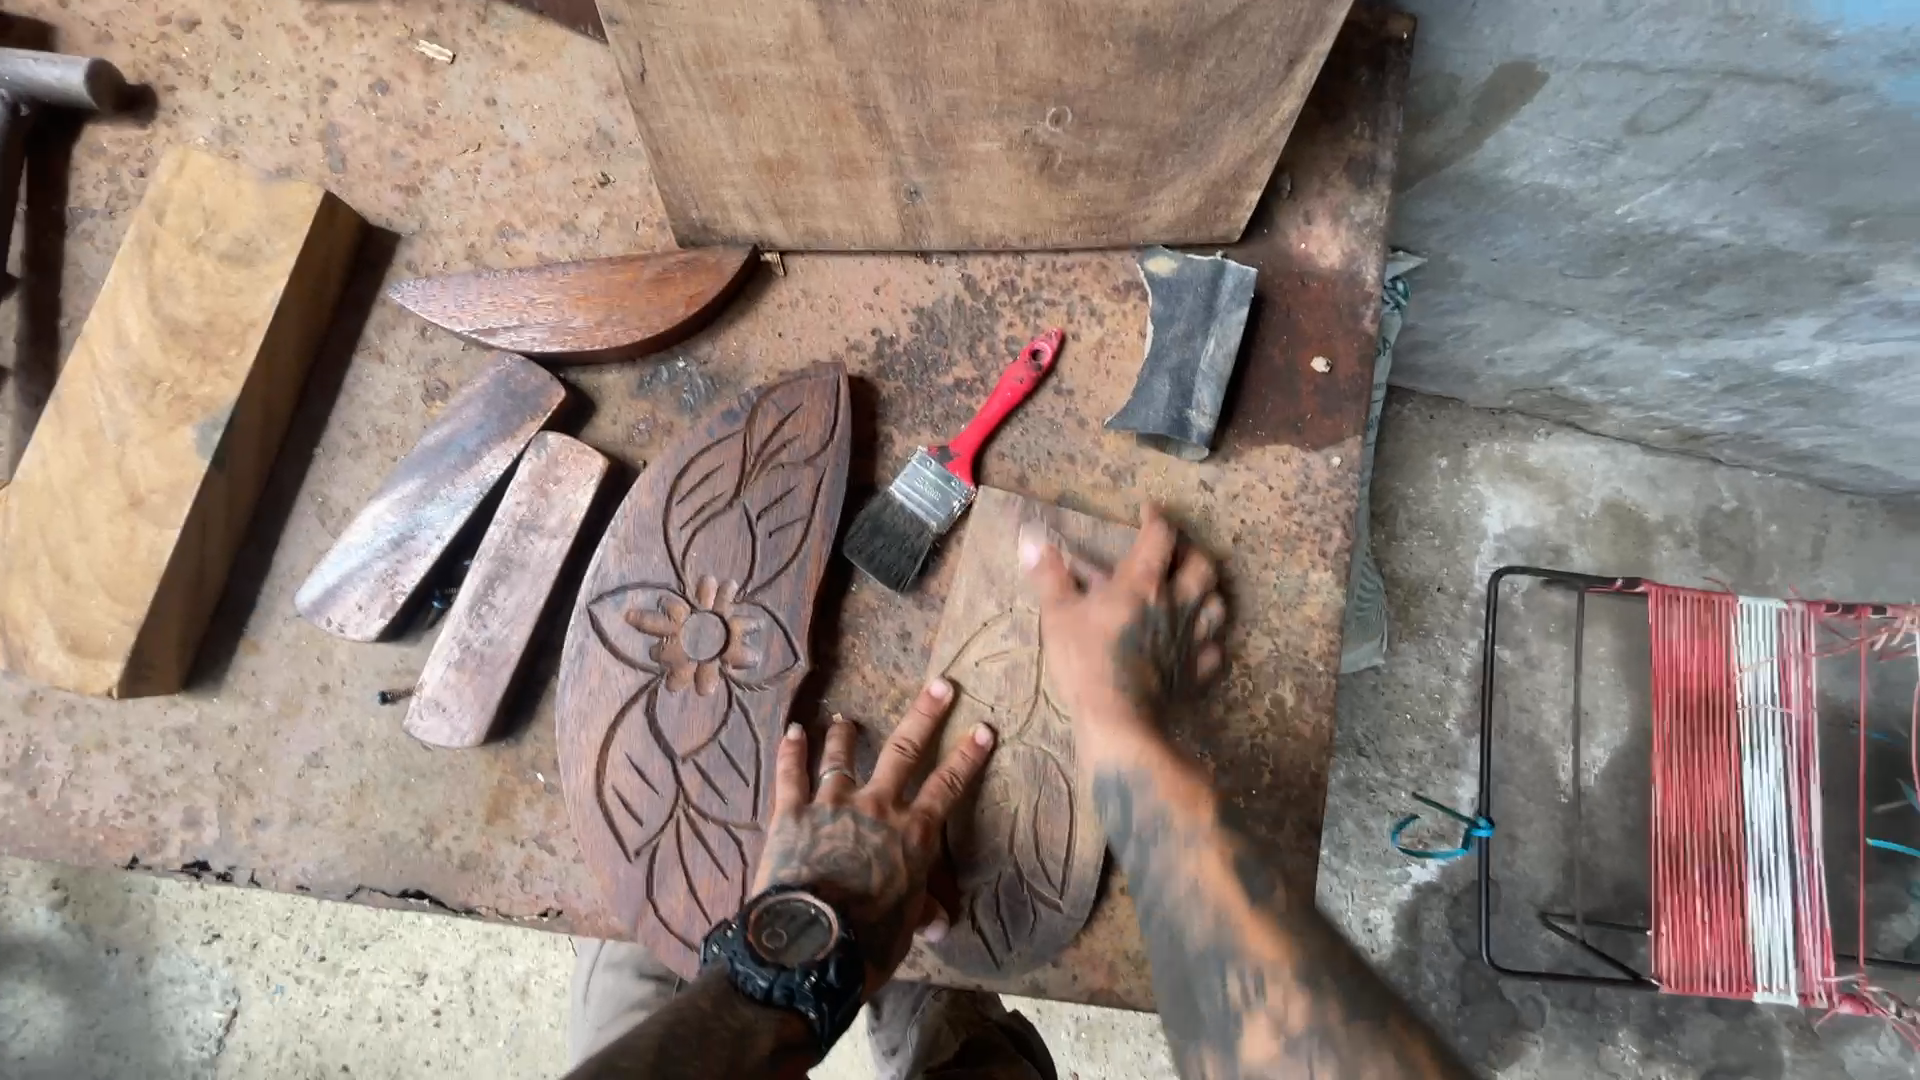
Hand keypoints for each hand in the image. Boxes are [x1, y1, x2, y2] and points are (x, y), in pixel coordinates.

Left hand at [752, 680, 995, 994]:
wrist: (811, 948)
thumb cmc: (868, 941)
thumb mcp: (906, 927)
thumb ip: (921, 912)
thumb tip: (939, 923)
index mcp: (911, 833)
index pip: (947, 786)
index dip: (968, 757)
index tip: (984, 728)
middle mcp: (876, 807)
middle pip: (905, 750)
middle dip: (926, 715)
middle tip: (941, 684)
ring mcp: (833, 805)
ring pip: (842, 758)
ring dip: (844, 736)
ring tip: (843, 719)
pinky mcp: (793, 814)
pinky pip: (792, 775)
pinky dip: (792, 753)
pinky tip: (792, 732)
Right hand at [1020, 504, 1228, 750]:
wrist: (1119, 719)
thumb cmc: (1086, 660)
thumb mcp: (1058, 614)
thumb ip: (1049, 575)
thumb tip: (1032, 540)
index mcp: (1143, 583)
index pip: (1161, 536)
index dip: (1157, 517)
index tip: (1148, 510)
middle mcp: (1176, 604)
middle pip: (1203, 566)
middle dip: (1191, 551)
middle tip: (1174, 552)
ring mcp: (1192, 639)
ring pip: (1217, 605)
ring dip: (1208, 592)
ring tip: (1191, 592)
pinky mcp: (1197, 672)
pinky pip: (1214, 650)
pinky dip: (1208, 641)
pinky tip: (1195, 642)